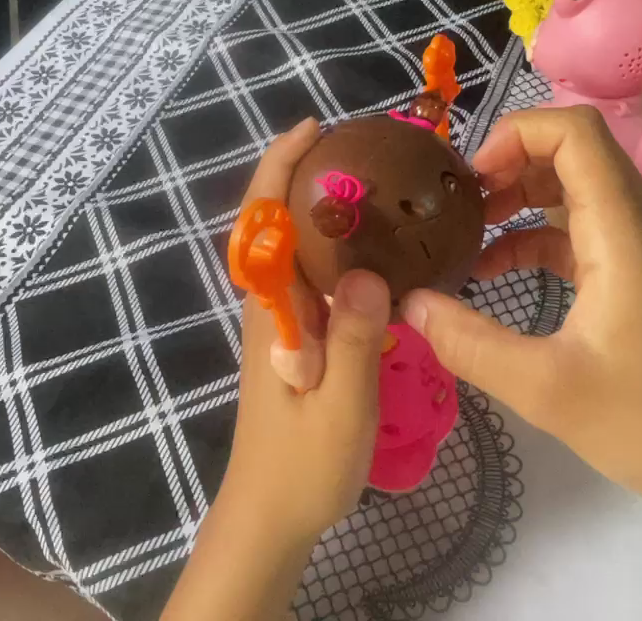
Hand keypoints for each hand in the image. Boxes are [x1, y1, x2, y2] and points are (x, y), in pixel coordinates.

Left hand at [162, 125, 392, 620]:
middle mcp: (272, 304)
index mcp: (274, 310)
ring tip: (375, 183)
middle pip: (278, 222)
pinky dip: (336, 246)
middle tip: (362, 147)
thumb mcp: (342, 408)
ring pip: (296, 247)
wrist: (271, 512)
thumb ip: (356, 341)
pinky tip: (374, 251)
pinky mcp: (297, 337)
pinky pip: (313, 275)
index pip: (265, 222)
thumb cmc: (303, 465)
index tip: (312, 130)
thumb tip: (369, 271)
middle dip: (307, 174)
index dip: (281, 169)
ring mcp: (282, 319)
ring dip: (322, 206)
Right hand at [399, 106, 641, 517]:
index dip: (514, 134)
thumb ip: (468, 343)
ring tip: (467, 231)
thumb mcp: (546, 389)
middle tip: (457, 204)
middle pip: (569, 150)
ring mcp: (641, 245)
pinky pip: (578, 226)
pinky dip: (533, 233)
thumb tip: (406, 303)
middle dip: (506, 163)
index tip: (470, 180)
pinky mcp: (639, 270)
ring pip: (572, 185)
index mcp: (624, 231)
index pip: (574, 131)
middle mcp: (638, 221)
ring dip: (517, 196)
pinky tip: (496, 269)